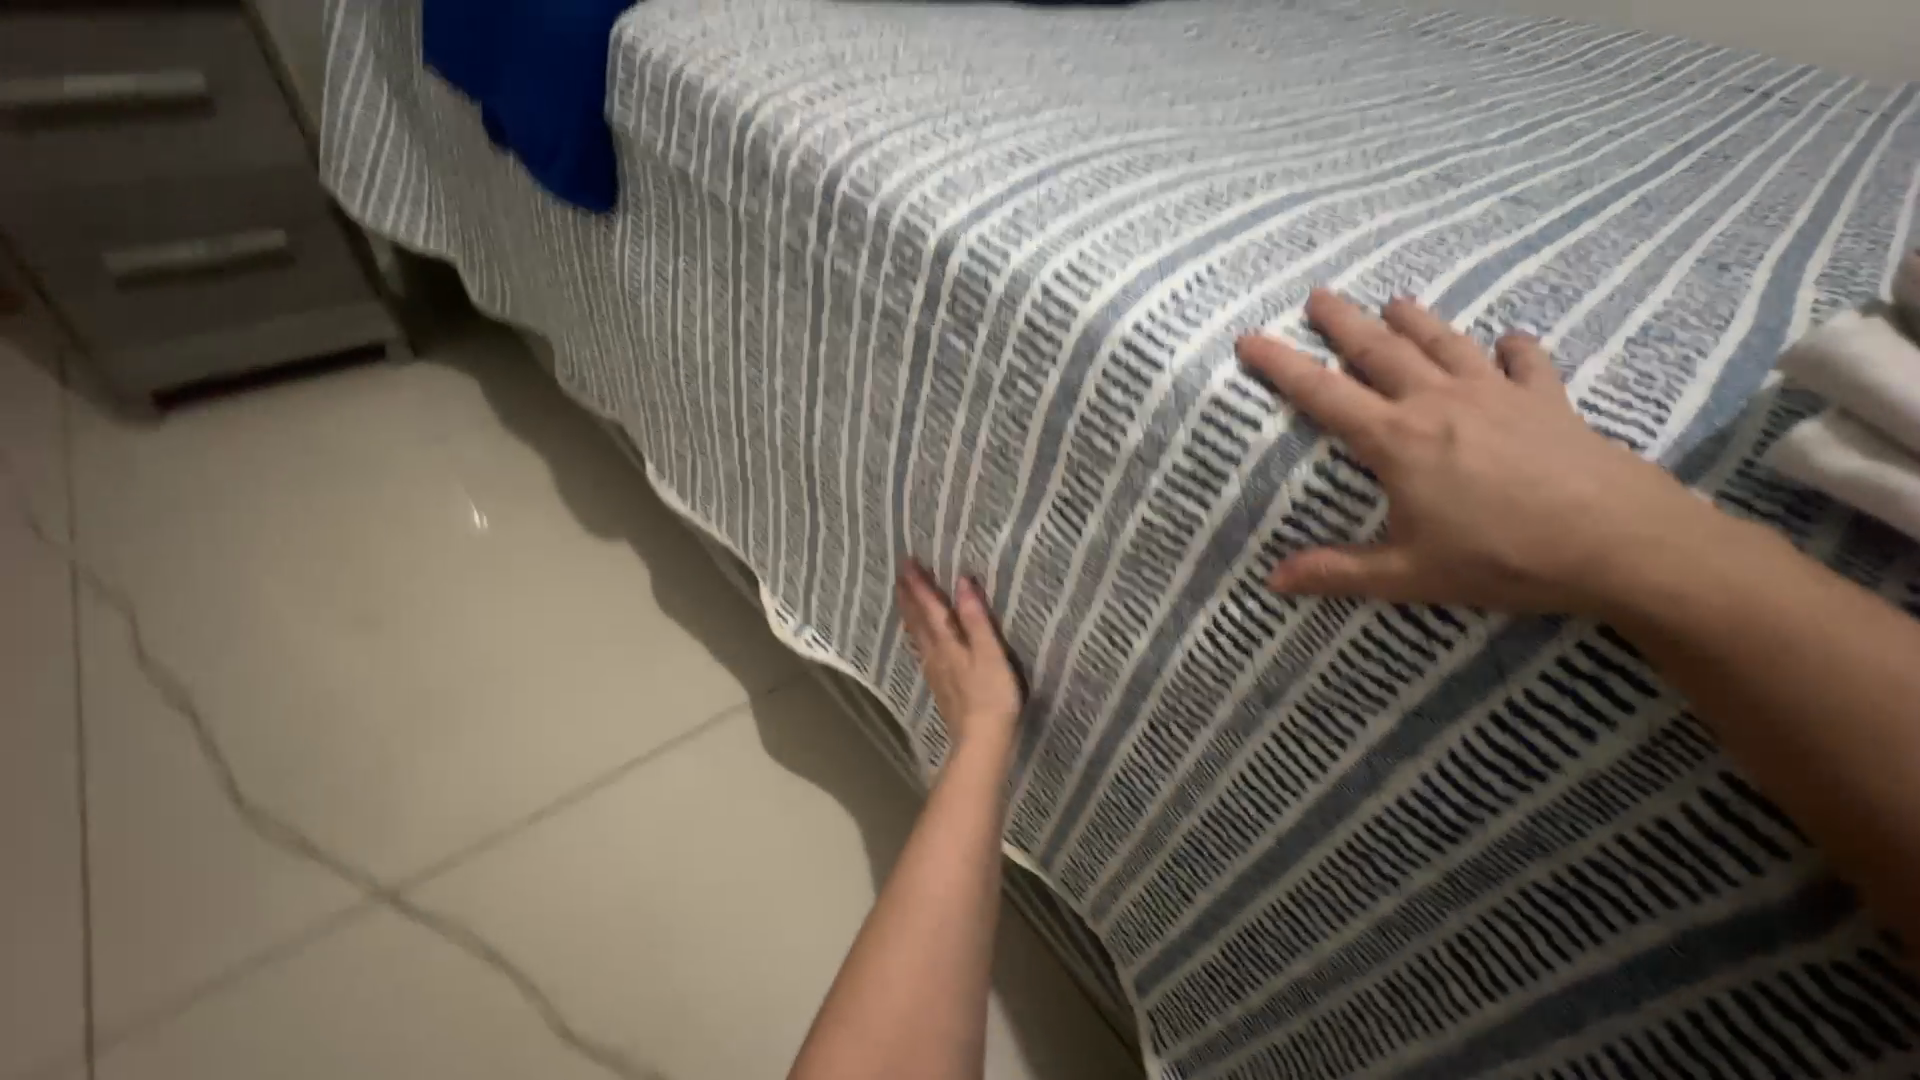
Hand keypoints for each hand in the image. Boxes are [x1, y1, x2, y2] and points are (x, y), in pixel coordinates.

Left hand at [896, 561, 1023, 758]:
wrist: (980, 740)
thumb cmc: (992, 695)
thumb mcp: (990, 653)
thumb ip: (976, 618)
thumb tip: (962, 582)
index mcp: (947, 642)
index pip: (930, 606)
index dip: (919, 584)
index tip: (907, 562)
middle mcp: (935, 653)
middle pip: (918, 619)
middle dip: (909, 595)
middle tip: (899, 574)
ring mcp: (935, 670)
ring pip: (917, 635)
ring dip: (909, 613)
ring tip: (902, 598)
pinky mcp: (940, 685)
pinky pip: (922, 650)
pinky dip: (916, 635)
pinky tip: (918, 639)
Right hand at [1235, 288, 1722, 615]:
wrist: (1619, 542)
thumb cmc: (1501, 558)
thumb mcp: (1406, 575)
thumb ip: (1336, 572)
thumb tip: (1272, 581)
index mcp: (1396, 440)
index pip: (1323, 394)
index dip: (1281, 365)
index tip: (1249, 338)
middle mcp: (1438, 403)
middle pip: (1379, 350)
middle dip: (1342, 322)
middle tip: (1317, 295)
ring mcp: (1496, 395)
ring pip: (1443, 344)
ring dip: (1414, 321)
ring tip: (1394, 301)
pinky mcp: (1546, 401)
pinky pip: (1525, 363)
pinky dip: (1512, 348)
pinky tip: (1507, 339)